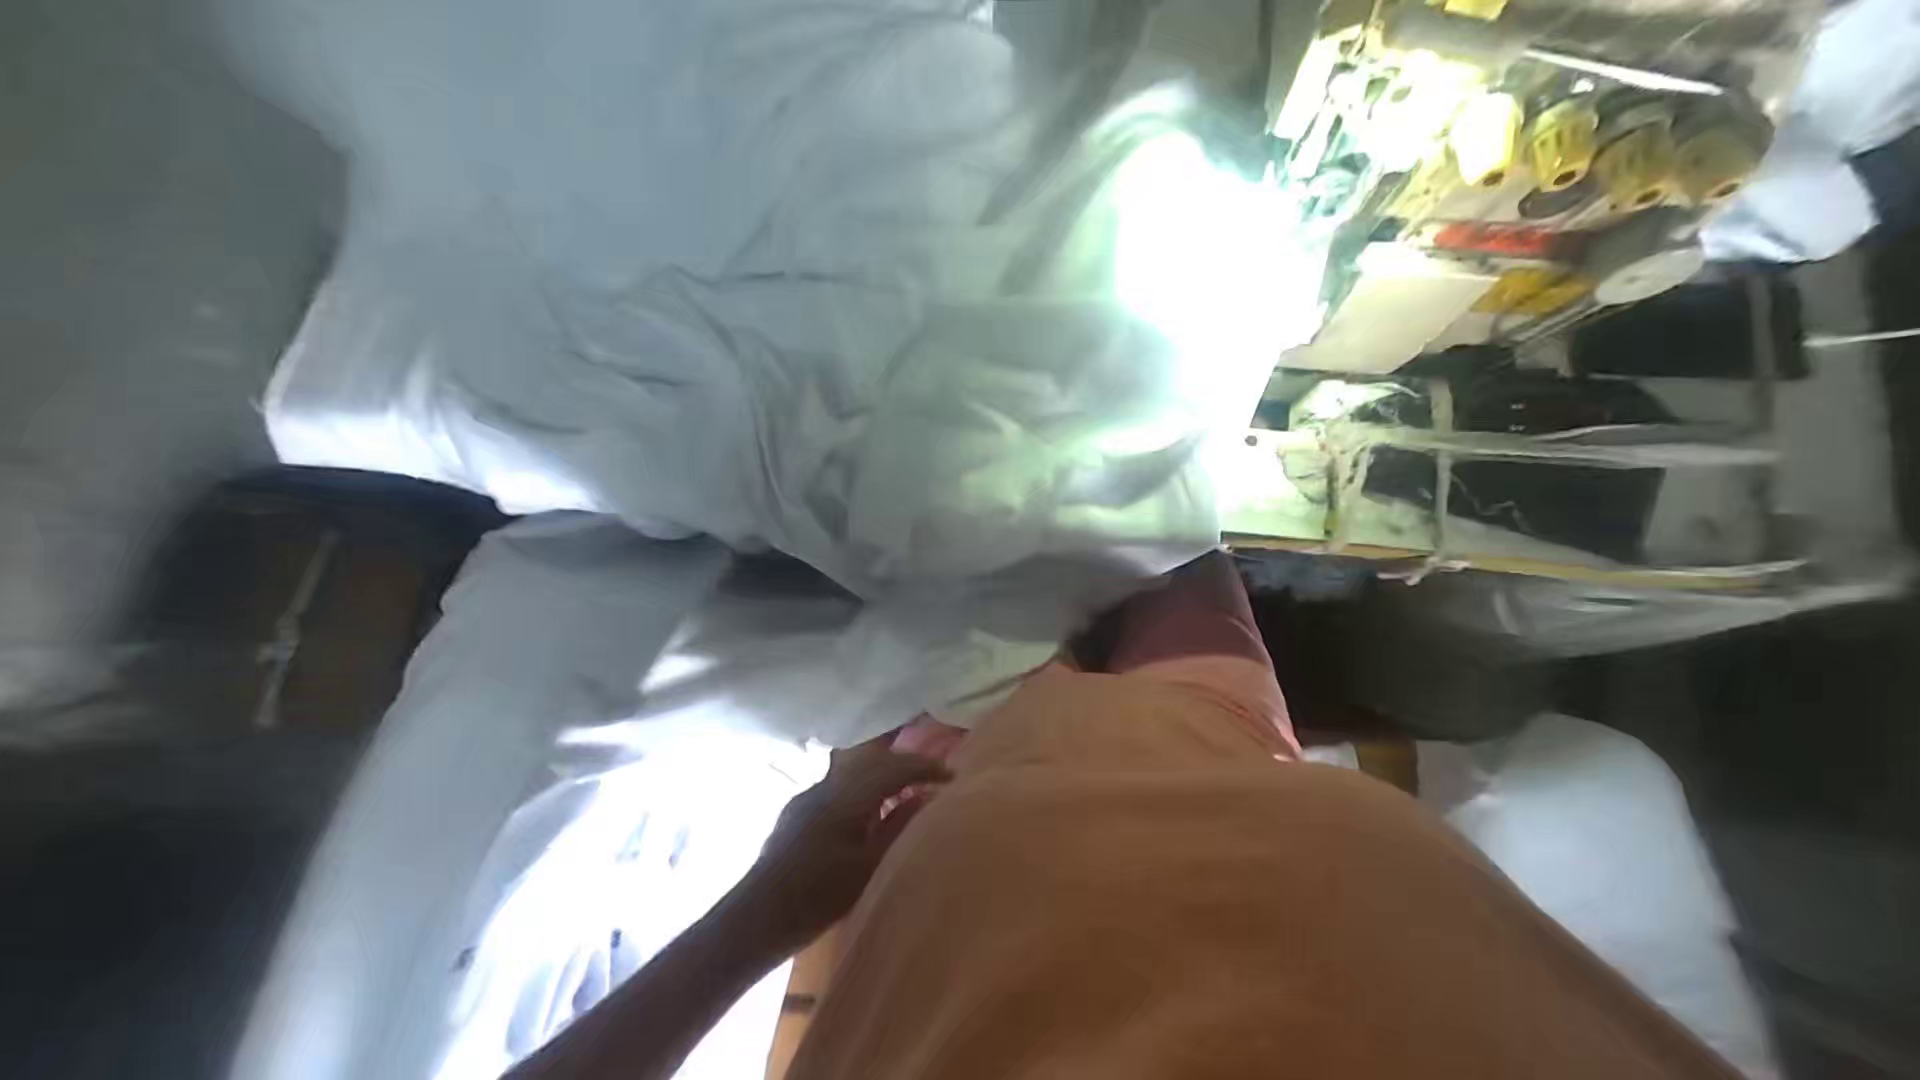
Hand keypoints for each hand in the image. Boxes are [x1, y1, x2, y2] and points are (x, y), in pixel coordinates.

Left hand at [738, 740, 951, 946]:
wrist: (757, 916)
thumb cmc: (818, 896)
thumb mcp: (868, 866)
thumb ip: (898, 827)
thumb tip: (925, 797)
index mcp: (848, 796)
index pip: (895, 766)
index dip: (926, 766)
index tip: (951, 776)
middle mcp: (828, 785)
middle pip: (874, 761)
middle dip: (905, 765)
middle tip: (932, 778)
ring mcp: (808, 795)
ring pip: (854, 772)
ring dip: (883, 777)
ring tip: (904, 794)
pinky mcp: (796, 810)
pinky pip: (839, 787)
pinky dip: (862, 790)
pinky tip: (866, 813)